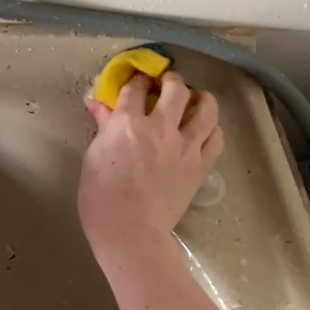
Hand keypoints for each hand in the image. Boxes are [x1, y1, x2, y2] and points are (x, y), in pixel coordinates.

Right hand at [78, 71, 224, 255]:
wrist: (129, 230)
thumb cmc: (100, 195)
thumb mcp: (94, 155)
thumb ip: (103, 127)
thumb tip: (98, 105)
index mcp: (127, 123)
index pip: (135, 89)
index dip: (136, 80)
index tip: (137, 81)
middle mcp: (160, 128)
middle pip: (175, 89)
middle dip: (171, 80)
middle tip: (168, 81)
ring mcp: (184, 146)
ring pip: (205, 108)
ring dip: (201, 97)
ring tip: (195, 96)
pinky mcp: (200, 165)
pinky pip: (216, 137)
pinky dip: (212, 128)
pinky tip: (205, 128)